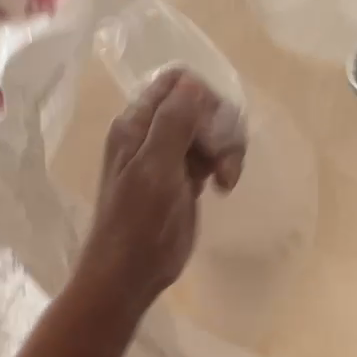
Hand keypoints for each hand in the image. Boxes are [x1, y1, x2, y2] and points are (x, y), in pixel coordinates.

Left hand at [70, 71, 244, 315]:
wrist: (130, 272)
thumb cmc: (137, 222)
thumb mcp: (154, 167)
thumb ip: (173, 122)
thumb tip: (195, 83)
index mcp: (137, 123)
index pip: (177, 83)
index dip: (203, 97)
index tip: (214, 129)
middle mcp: (152, 133)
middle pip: (199, 105)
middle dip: (220, 127)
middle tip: (223, 158)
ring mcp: (169, 157)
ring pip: (209, 131)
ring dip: (226, 149)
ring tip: (225, 179)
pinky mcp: (183, 180)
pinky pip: (210, 156)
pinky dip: (223, 166)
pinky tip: (223, 187)